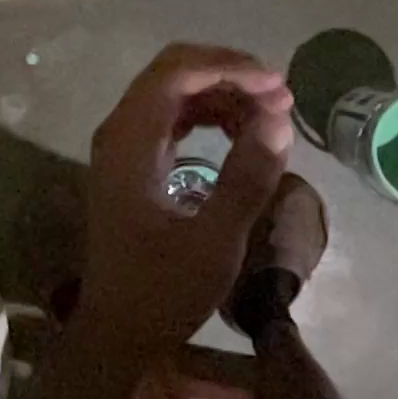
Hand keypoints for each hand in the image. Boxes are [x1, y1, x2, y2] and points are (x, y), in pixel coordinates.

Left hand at [76, 44, 294, 354]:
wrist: (117, 330)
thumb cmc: (162, 293)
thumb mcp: (215, 242)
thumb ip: (246, 178)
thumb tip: (279, 120)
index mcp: (129, 143)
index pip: (174, 74)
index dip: (228, 67)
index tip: (277, 86)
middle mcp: (120, 131)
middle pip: (172, 72)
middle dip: (228, 75)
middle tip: (279, 99)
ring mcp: (124, 144)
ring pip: (174, 91)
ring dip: (222, 93)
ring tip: (271, 117)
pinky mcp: (135, 160)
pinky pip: (172, 116)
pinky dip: (209, 115)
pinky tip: (242, 133)